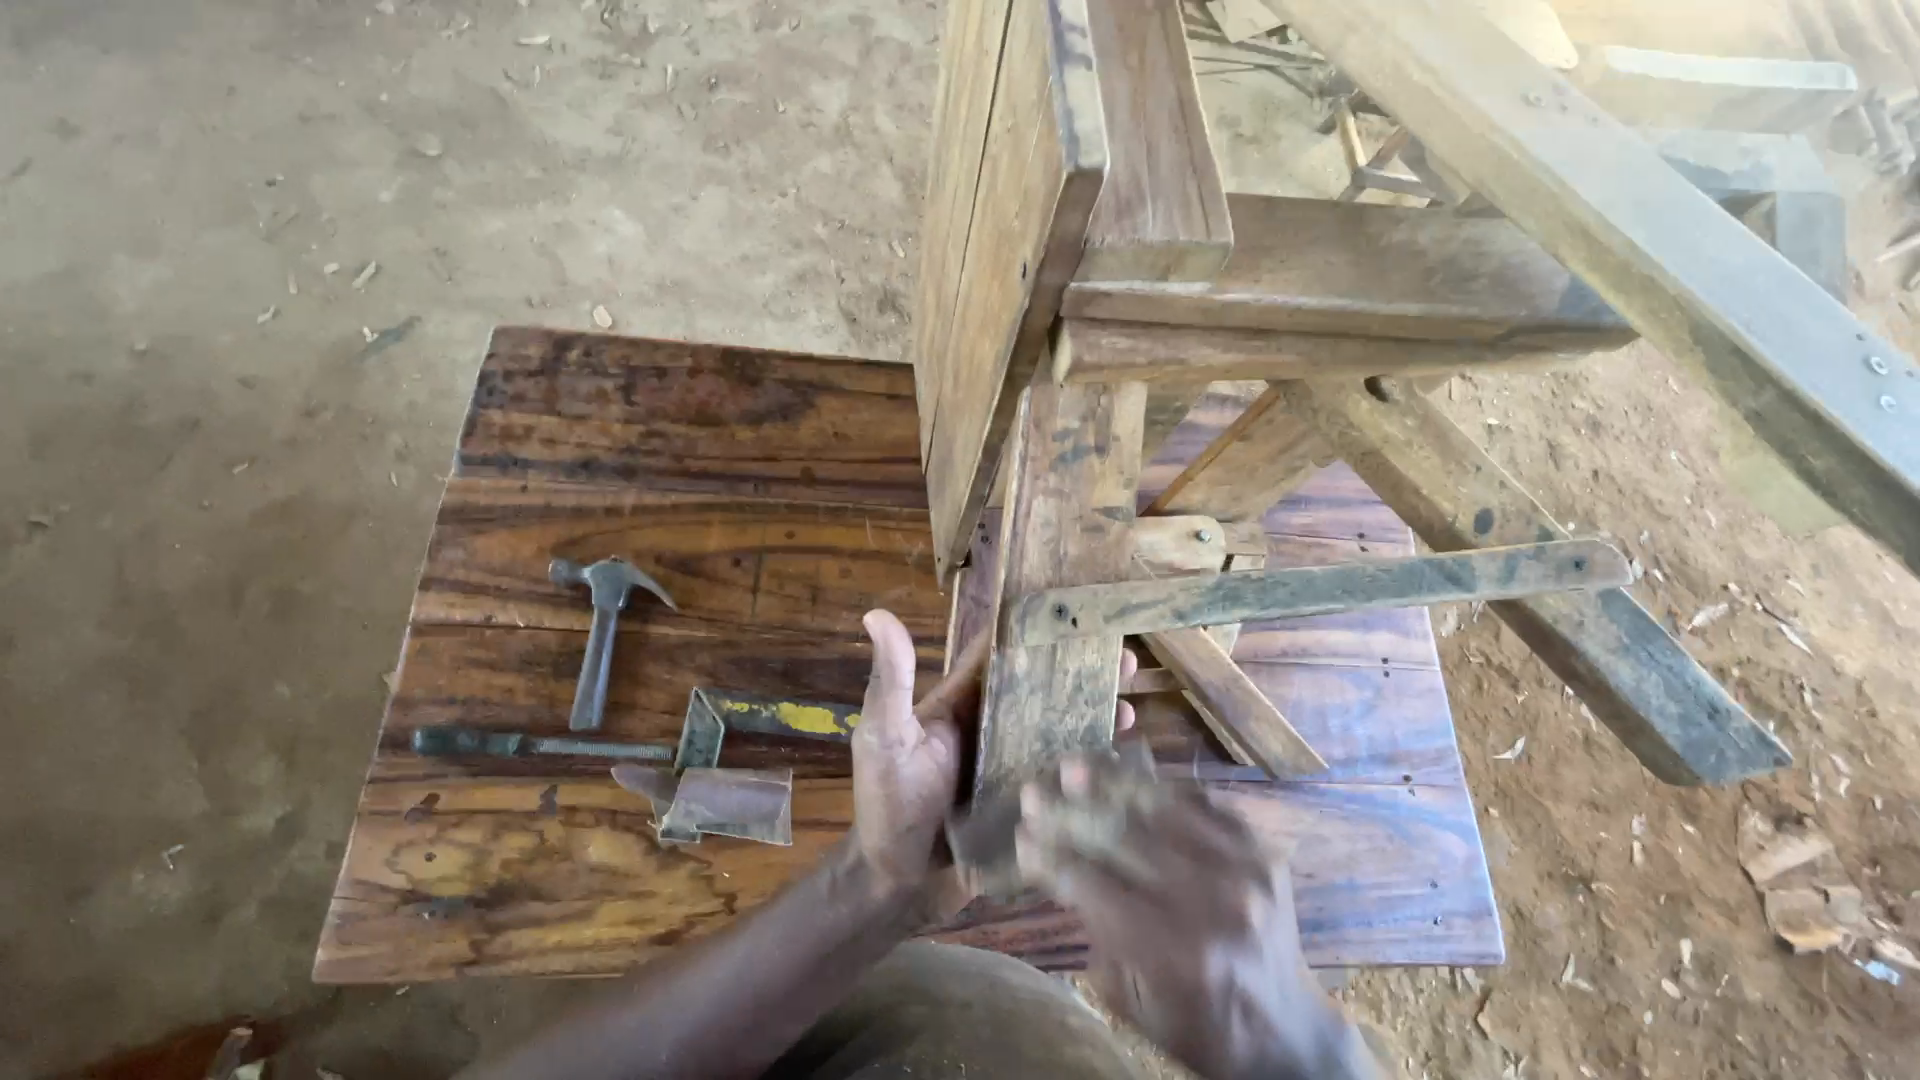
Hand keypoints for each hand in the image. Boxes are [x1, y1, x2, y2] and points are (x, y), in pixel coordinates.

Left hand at [851, 610, 1137, 916]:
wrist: (898, 885)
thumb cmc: (887, 806)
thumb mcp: (886, 739)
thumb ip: (892, 682)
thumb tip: (876, 614)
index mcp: (960, 704)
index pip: (1000, 655)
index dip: (1034, 630)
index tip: (1076, 611)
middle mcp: (991, 729)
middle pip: (1043, 690)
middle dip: (1081, 673)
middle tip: (1125, 661)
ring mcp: (1012, 768)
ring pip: (1061, 732)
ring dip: (1094, 717)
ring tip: (1130, 710)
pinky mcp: (1027, 805)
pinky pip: (1064, 779)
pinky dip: (1091, 768)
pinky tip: (1122, 764)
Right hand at [1015, 757, 1376, 1079]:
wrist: (1288, 1034)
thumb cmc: (1198, 1026)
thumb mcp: (1133, 999)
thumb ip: (1098, 929)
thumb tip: (1059, 861)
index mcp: (1177, 953)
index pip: (1094, 885)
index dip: (1051, 856)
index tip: (1021, 837)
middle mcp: (1215, 902)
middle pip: (1122, 837)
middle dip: (1068, 813)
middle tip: (1032, 792)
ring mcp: (1245, 868)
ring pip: (1160, 807)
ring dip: (1108, 783)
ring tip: (1072, 765)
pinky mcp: (1262, 850)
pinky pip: (1201, 802)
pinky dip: (1158, 789)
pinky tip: (1126, 777)